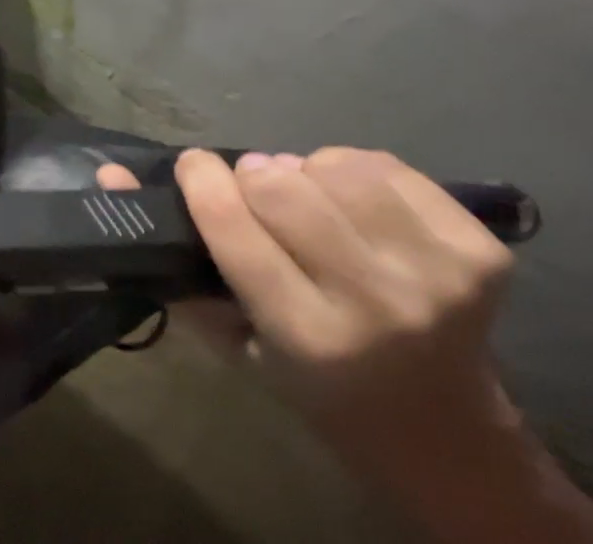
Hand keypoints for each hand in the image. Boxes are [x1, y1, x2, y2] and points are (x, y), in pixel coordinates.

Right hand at [100, 149, 516, 476]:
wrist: (439, 428)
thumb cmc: (309, 385)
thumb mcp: (228, 337)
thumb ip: (170, 262)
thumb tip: (110, 177)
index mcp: (306, 333)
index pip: (235, 226)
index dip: (201, 180)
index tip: (189, 165)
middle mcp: (378, 303)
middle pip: (286, 189)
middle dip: (251, 175)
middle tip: (247, 189)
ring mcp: (440, 276)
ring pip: (339, 169)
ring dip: (304, 171)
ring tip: (302, 195)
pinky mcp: (482, 254)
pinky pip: (392, 169)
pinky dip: (354, 169)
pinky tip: (349, 198)